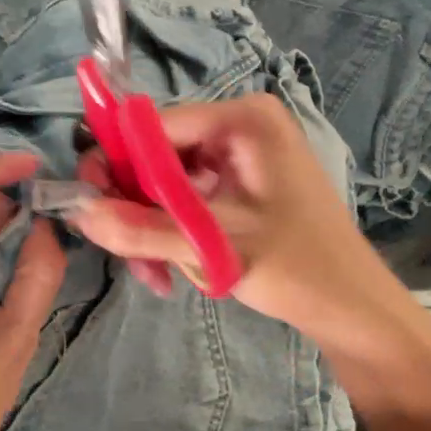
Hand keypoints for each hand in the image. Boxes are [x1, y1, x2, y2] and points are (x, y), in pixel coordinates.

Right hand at [68, 94, 417, 346]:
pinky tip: (168, 269)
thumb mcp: (211, 247)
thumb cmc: (297, 269)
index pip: (149, 128)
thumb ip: (141, 229)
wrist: (353, 309)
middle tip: (126, 254)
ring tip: (153, 273)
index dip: (114, 166)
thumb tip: (78, 214)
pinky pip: (178, 200)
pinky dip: (166, 232)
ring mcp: (234, 156)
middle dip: (131, 207)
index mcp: (241, 121)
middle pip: (149, 156)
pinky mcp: (232, 183)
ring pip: (158, 183)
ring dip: (145, 228)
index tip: (92, 211)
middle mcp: (235, 126)